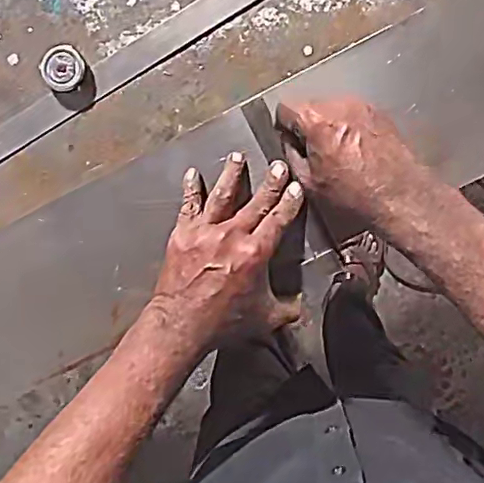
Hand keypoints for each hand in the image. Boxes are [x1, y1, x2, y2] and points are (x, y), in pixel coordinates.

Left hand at [149, 152, 304, 349]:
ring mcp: (206, 232)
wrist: (182, 324)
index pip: (278, 219)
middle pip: (256, 202)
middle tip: (278, 166)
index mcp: (255, 253)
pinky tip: (192, 175)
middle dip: (270, 182)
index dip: (289, 202)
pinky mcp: (183, 235)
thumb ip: (288, 308)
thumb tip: (301, 307)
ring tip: (237, 157)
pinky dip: (191, 189)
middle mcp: (231, 236)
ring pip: (223, 195)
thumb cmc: (223, 322)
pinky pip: (189, 205)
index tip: (295, 188)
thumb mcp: (266, 318)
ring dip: (232, 174)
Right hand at [274, 97, 446, 237]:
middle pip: (310, 105)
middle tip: (314, 151)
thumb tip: (289, 144)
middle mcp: (340, 106)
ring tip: (339, 153)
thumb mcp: (309, 181)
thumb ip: (292, 155)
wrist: (399, 196)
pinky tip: (356, 151)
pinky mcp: (378, 113)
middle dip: (308, 125)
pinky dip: (350, 127)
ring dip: (331, 125)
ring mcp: (362, 107)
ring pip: (333, 109)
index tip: (288, 137)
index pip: (286, 108)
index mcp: (317, 121)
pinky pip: (353, 114)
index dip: (284, 126)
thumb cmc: (360, 194)